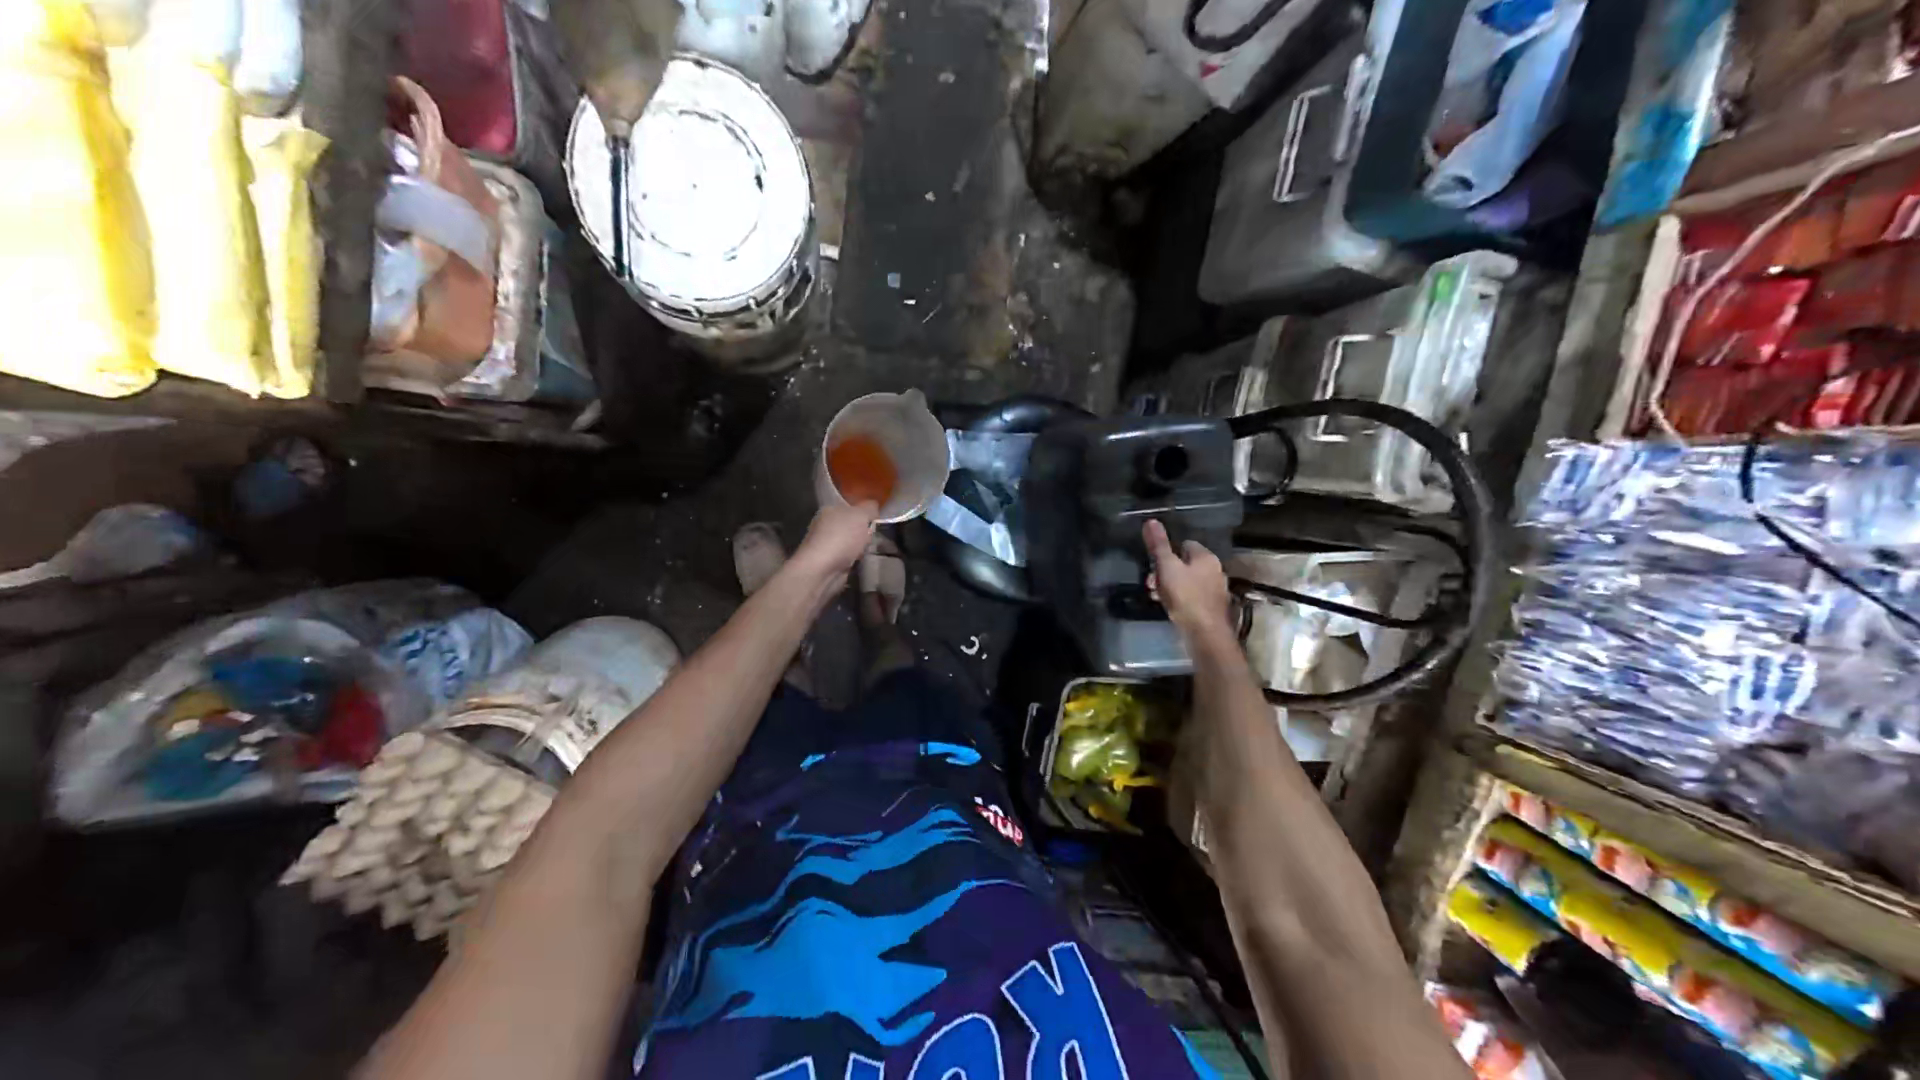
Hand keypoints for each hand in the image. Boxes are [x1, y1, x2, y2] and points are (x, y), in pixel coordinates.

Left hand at [791, 501, 879, 581]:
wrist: (822, 569)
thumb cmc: (841, 537)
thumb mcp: (861, 515)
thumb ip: (870, 508)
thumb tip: (874, 507)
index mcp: (829, 509)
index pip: (849, 506)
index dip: (864, 511)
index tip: (877, 519)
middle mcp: (824, 525)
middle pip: (850, 524)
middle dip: (863, 530)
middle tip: (876, 535)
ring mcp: (825, 544)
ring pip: (850, 542)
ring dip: (860, 546)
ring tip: (873, 550)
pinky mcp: (828, 562)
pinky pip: (848, 556)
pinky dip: (855, 559)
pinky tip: (863, 561)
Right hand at [1144, 519, 1232, 644]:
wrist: (1205, 633)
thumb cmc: (1186, 596)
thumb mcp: (1167, 567)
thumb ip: (1159, 545)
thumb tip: (1151, 521)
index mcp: (1206, 557)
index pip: (1185, 544)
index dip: (1168, 551)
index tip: (1154, 562)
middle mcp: (1215, 571)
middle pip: (1185, 563)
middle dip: (1166, 571)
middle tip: (1151, 582)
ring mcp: (1215, 591)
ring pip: (1187, 581)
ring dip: (1170, 586)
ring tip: (1156, 595)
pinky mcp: (1211, 608)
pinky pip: (1192, 596)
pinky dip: (1179, 599)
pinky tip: (1169, 607)